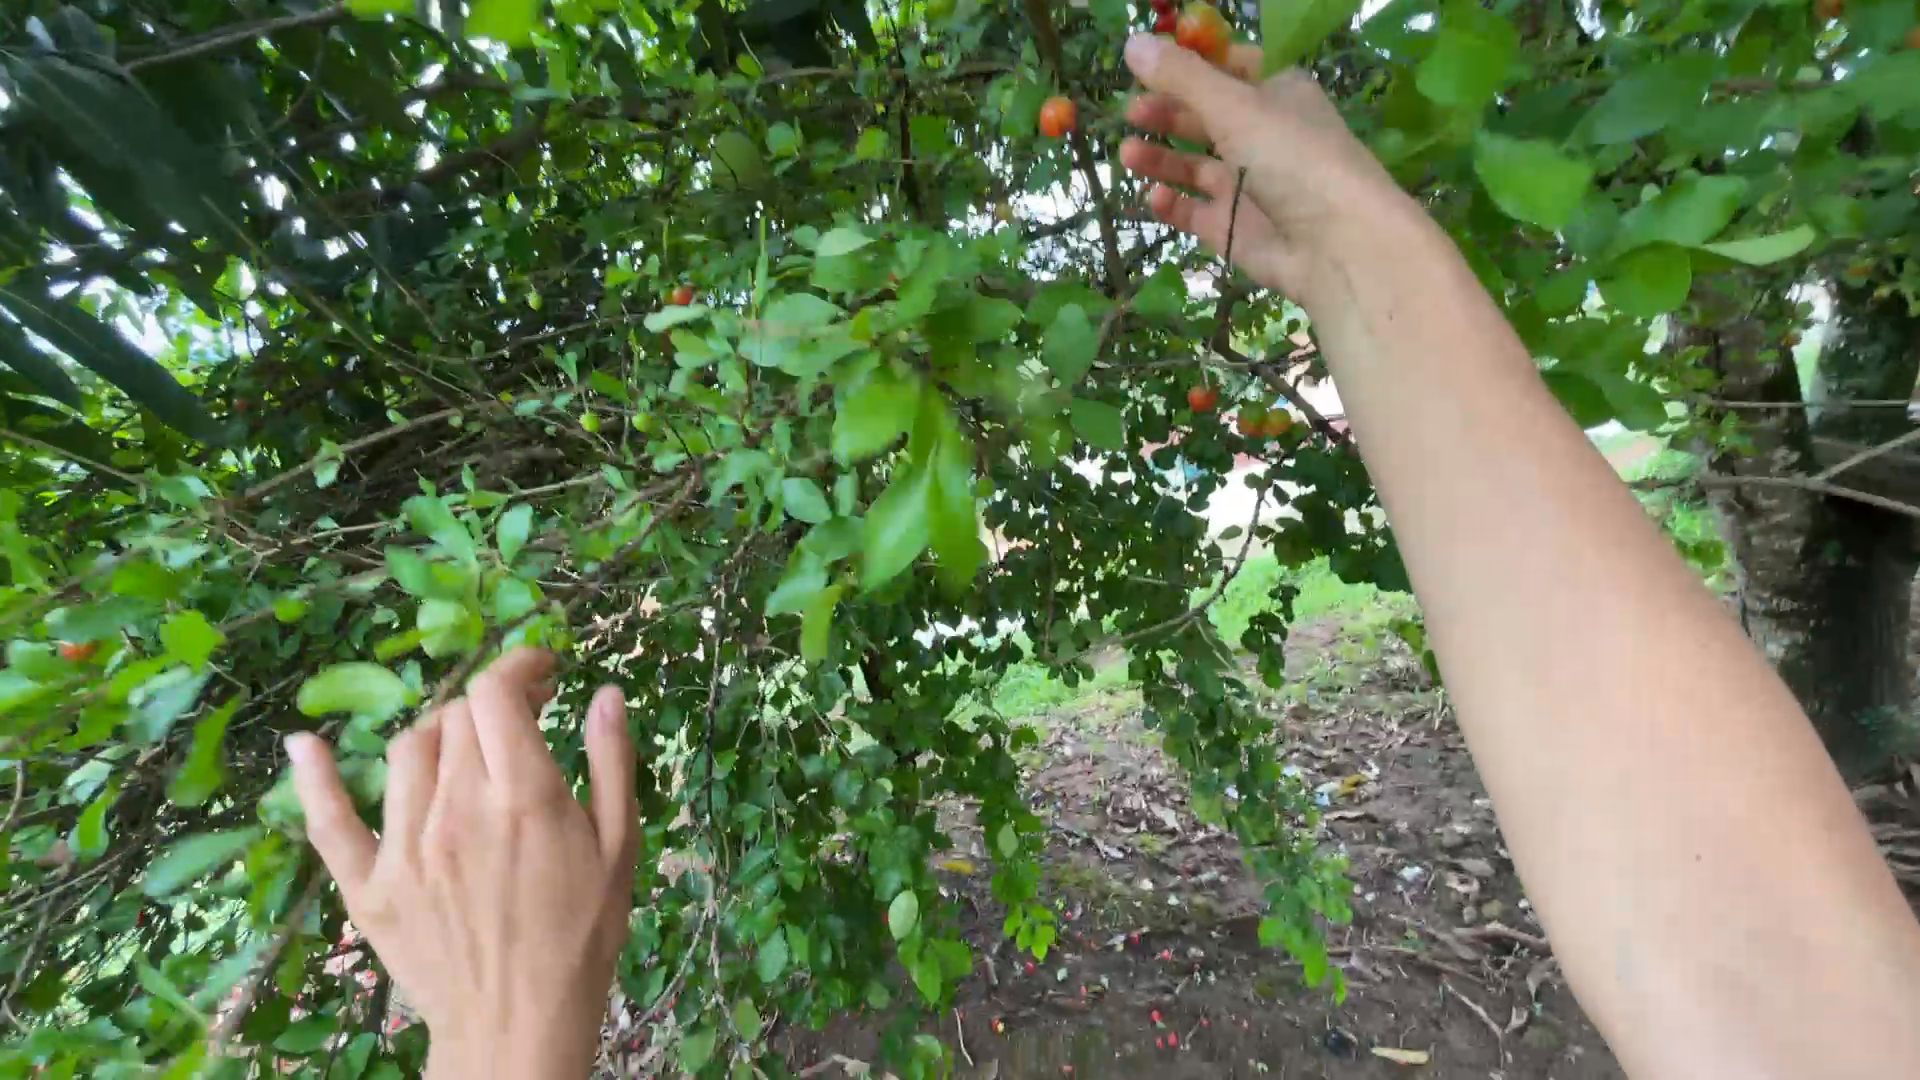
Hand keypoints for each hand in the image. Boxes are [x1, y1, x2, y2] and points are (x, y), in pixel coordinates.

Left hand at [287, 649, 637, 1079]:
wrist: (522, 1020)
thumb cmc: (586, 925)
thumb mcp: (621, 839)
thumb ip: (612, 760)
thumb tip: (607, 692)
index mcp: (523, 795)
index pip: (496, 695)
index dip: (518, 665)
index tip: (546, 668)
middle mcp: (456, 810)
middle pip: (456, 717)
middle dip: (495, 699)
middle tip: (530, 711)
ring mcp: (404, 848)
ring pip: (408, 751)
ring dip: (445, 728)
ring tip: (476, 741)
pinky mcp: (369, 887)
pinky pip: (331, 823)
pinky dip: (316, 779)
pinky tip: (305, 745)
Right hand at [1117, 35, 1418, 308]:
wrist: (1329, 243)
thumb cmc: (1291, 157)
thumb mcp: (1235, 106)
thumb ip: (1181, 78)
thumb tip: (1131, 43)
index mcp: (1274, 93)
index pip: (1228, 68)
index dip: (1189, 65)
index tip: (1149, 65)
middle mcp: (1259, 135)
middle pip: (1204, 118)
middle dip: (1166, 114)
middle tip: (1129, 113)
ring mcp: (1243, 185)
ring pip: (1193, 166)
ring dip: (1160, 159)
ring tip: (1126, 155)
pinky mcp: (1229, 227)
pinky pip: (1191, 210)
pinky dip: (1172, 203)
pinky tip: (1155, 197)